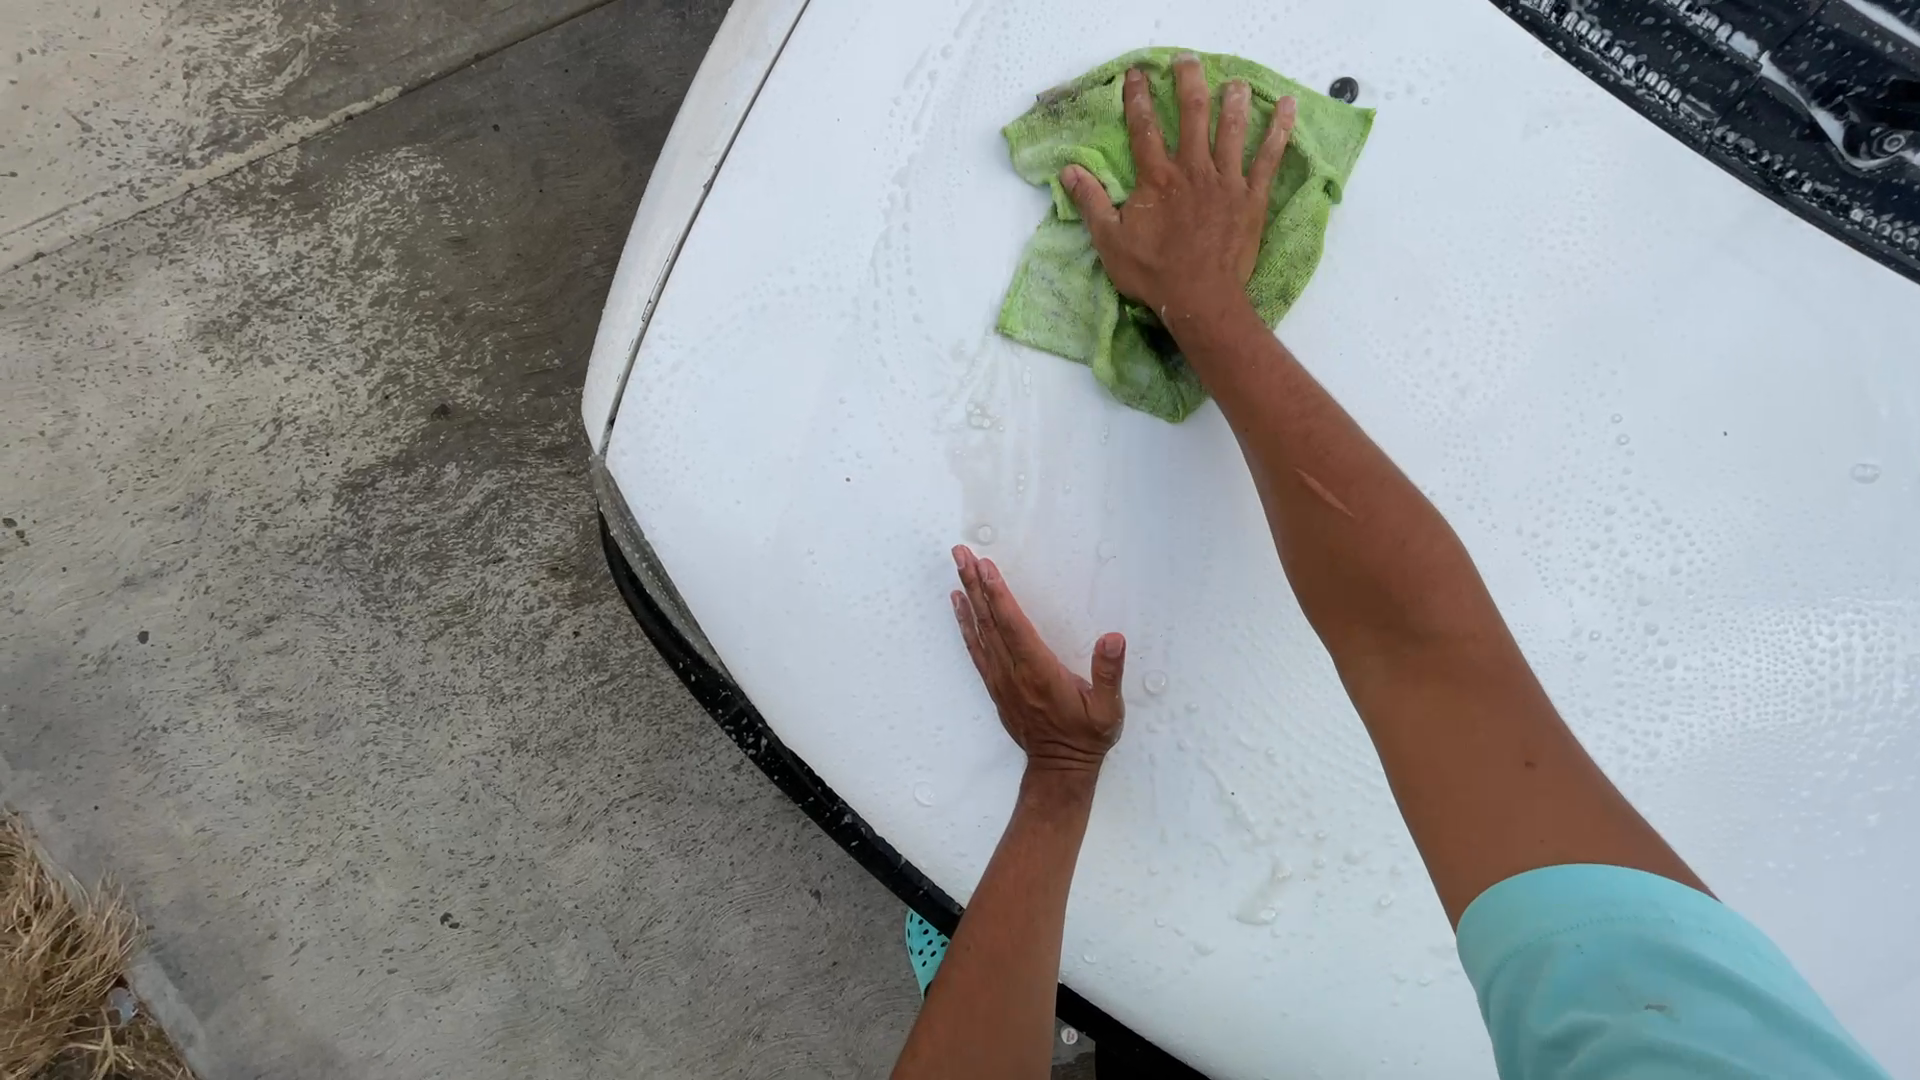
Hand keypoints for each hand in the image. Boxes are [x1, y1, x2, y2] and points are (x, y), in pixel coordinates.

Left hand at [950, 546, 1125, 773]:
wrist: (1059, 769)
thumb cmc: (1087, 737)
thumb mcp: (1108, 711)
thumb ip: (1109, 673)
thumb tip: (1113, 639)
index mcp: (1039, 673)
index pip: (1013, 626)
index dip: (998, 595)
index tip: (985, 567)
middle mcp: (1013, 672)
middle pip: (989, 621)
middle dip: (975, 584)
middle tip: (961, 553)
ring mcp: (1000, 678)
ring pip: (979, 630)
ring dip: (967, 596)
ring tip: (957, 566)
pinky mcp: (995, 684)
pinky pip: (975, 647)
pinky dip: (965, 623)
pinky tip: (959, 603)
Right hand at [1061, 54, 1294, 328]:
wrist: (1199, 298)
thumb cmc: (1152, 273)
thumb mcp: (1110, 242)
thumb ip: (1092, 203)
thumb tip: (1069, 172)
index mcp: (1157, 179)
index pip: (1144, 129)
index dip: (1138, 99)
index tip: (1137, 74)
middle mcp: (1192, 170)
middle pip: (1192, 114)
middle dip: (1189, 83)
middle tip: (1187, 62)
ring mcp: (1226, 181)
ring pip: (1232, 128)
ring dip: (1234, 100)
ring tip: (1235, 81)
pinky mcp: (1251, 197)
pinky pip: (1269, 157)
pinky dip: (1280, 130)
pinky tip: (1288, 106)